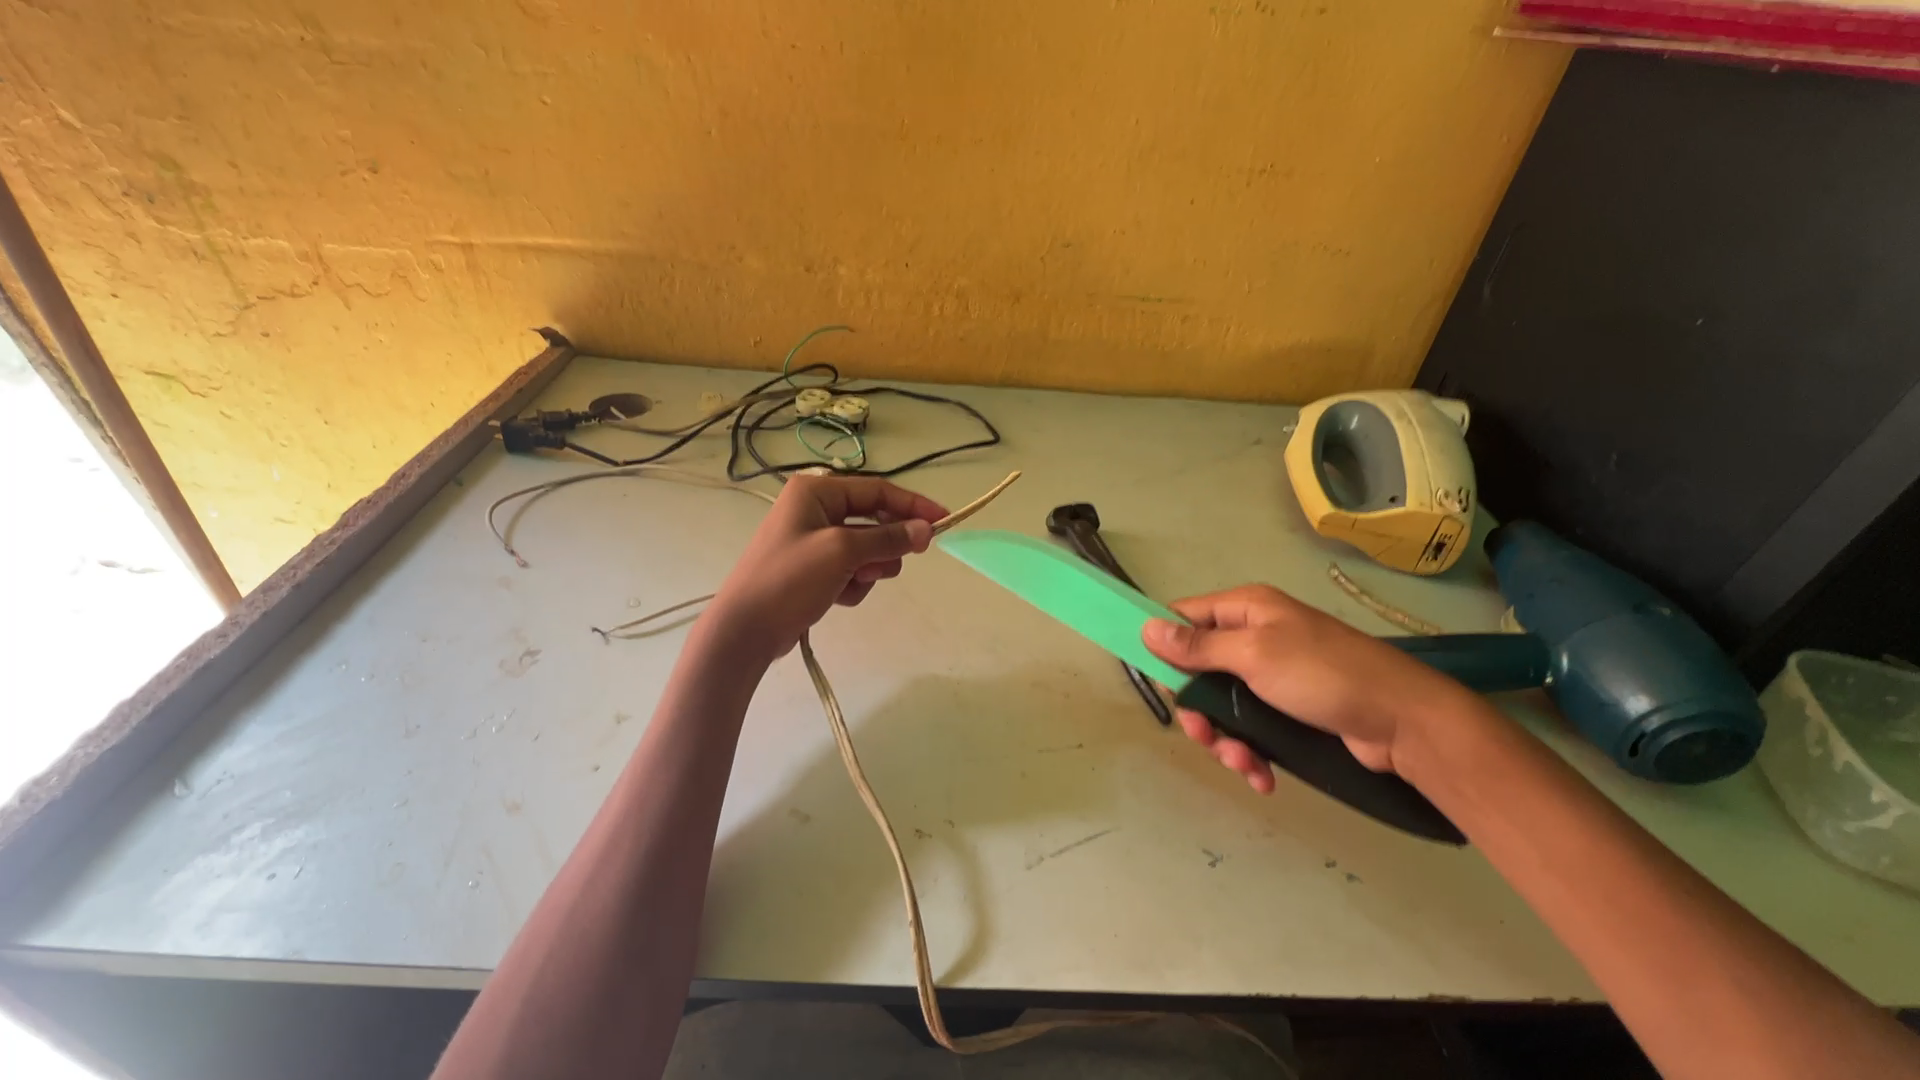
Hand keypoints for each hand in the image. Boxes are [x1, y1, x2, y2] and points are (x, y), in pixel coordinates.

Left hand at [708, 475, 947, 661]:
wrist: (746, 629)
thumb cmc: (790, 579)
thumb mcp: (843, 552)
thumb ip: (888, 538)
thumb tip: (926, 529)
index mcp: (815, 492)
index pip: (878, 490)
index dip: (913, 506)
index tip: (944, 522)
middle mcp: (813, 510)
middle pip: (873, 520)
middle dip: (884, 545)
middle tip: (893, 564)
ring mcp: (812, 542)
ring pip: (865, 549)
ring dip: (868, 568)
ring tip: (853, 584)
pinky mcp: (812, 571)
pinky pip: (850, 570)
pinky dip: (851, 584)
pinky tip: (837, 599)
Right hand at [1141, 584, 1477, 791]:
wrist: (1403, 721)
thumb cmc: (1325, 676)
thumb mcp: (1255, 656)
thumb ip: (1198, 646)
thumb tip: (1145, 628)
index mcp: (1246, 609)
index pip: (1184, 618)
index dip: (1165, 648)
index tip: (1160, 683)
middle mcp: (1255, 636)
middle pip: (1198, 670)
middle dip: (1199, 711)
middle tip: (1207, 737)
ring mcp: (1273, 674)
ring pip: (1222, 706)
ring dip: (1225, 740)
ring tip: (1244, 764)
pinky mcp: (1289, 708)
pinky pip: (1251, 727)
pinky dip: (1250, 752)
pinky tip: (1261, 776)